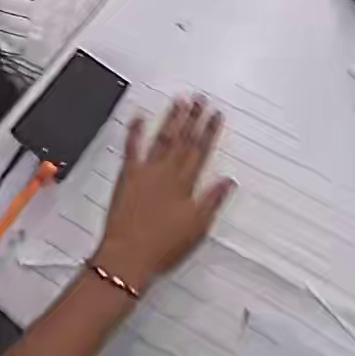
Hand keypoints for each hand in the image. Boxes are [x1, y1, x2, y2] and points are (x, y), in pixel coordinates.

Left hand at [90, 97, 234, 293]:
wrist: (128, 256)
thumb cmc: (162, 246)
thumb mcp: (197, 227)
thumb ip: (212, 200)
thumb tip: (227, 181)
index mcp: (184, 183)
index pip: (201, 150)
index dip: (209, 130)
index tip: (215, 115)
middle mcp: (166, 172)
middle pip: (183, 139)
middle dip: (193, 117)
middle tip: (199, 99)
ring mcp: (145, 172)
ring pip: (162, 138)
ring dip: (171, 118)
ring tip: (179, 101)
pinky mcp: (127, 176)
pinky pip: (132, 148)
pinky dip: (135, 131)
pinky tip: (139, 117)